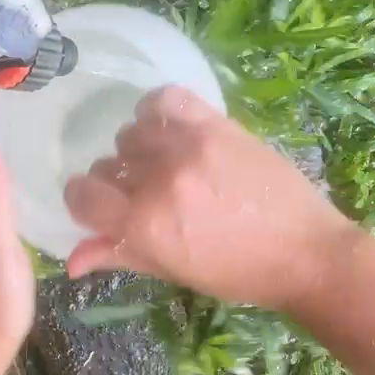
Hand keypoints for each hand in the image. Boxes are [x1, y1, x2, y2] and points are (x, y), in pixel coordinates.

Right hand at [64, 85, 360, 311]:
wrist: (304, 252)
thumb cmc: (236, 274)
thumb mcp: (172, 271)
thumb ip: (118, 256)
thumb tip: (70, 262)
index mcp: (144, 226)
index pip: (81, 196)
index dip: (84, 203)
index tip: (101, 208)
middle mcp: (159, 182)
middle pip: (106, 165)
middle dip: (116, 183)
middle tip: (145, 197)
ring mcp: (188, 148)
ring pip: (131, 133)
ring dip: (139, 151)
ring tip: (165, 166)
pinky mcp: (216, 125)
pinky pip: (164, 100)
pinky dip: (157, 112)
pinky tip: (170, 132)